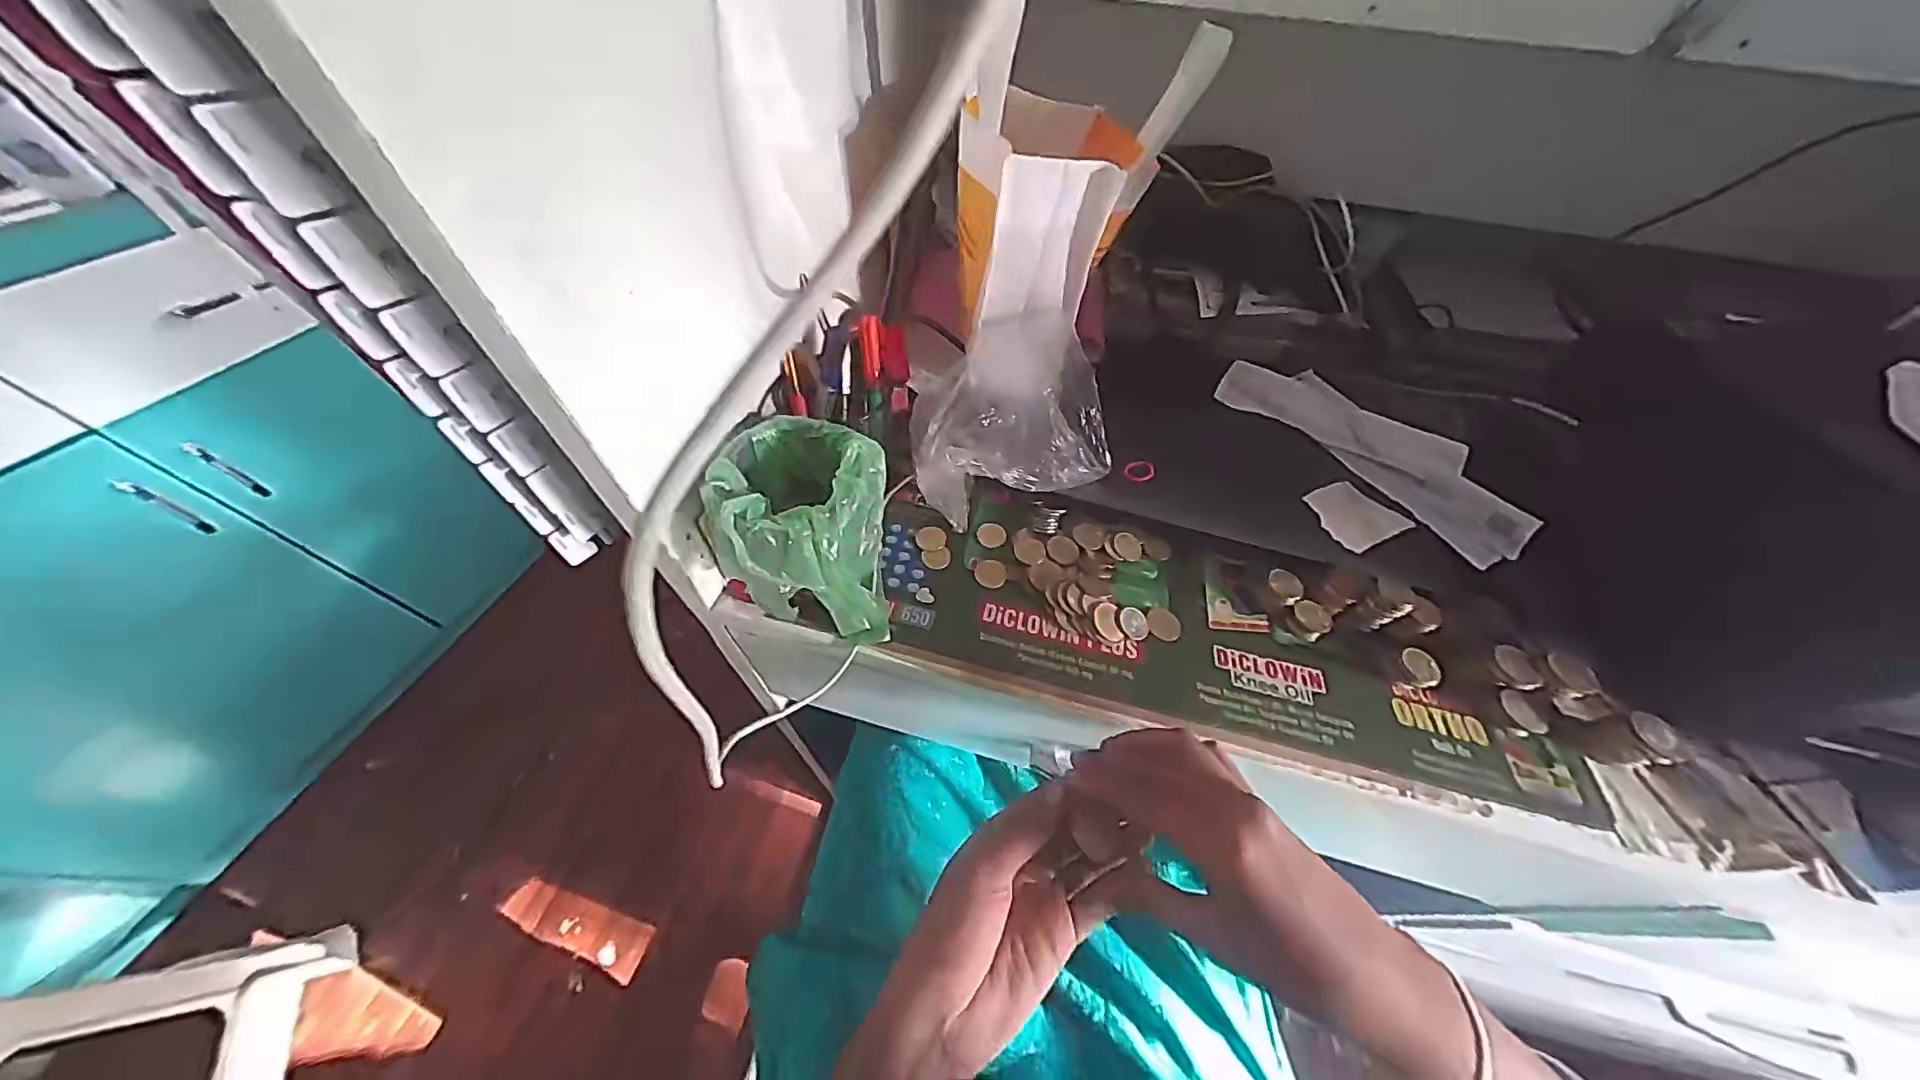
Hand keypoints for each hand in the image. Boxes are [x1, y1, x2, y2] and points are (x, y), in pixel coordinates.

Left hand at [835, 783, 1136, 1078]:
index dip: (1083, 795)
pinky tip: (1148, 876)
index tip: (1116, 792)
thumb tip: (1066, 788)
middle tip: (1142, 815)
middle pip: (1076, 827)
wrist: (945, 1017)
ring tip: (1154, 834)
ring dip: (1120, 847)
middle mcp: (1030, 858)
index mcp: (1004, 836)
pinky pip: (1101, 900)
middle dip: (1107, 818)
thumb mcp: (980, 872)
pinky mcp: (1066, 931)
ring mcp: (1049, 894)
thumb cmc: (952, 935)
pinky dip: (1125, 887)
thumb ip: (1021, 831)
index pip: (1052, 803)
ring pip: (1093, 859)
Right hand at [1068, 727, 1552, 1079]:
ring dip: (1145, 745)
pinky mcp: (1258, 798)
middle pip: (1165, 761)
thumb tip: (1102, 872)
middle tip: (1080, 764)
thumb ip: (1152, 894)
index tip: (1070, 775)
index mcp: (1223, 843)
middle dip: (1118, 757)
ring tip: (1110, 757)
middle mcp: (1235, 806)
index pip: (1150, 795)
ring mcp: (1250, 796)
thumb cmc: (1285, 963)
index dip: (1106, 781)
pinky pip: (1208, 757)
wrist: (1363, 966)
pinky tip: (1156, 762)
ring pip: (1188, 750)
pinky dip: (1174, 749)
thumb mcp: (1212, 934)